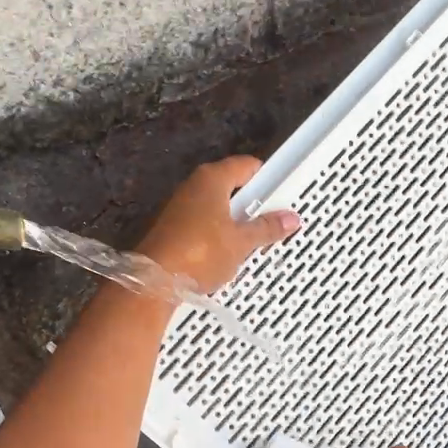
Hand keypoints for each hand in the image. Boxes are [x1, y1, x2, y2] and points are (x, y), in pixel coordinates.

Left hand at [137, 156, 300, 293]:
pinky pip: (205, 226)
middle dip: (253, 204)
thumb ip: (266, 229)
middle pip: (232, 187)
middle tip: (277, 221)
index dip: (267, 178)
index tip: (285, 195)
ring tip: (258, 241)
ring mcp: (181, 207)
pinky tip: (231, 255)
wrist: (155, 281)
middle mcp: (194, 186)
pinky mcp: (173, 229)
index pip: (247, 166)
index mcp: (212, 178)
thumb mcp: (240, 243)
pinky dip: (220, 236)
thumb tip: (292, 218)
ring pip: (217, 209)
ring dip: (236, 223)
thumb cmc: (201, 252)